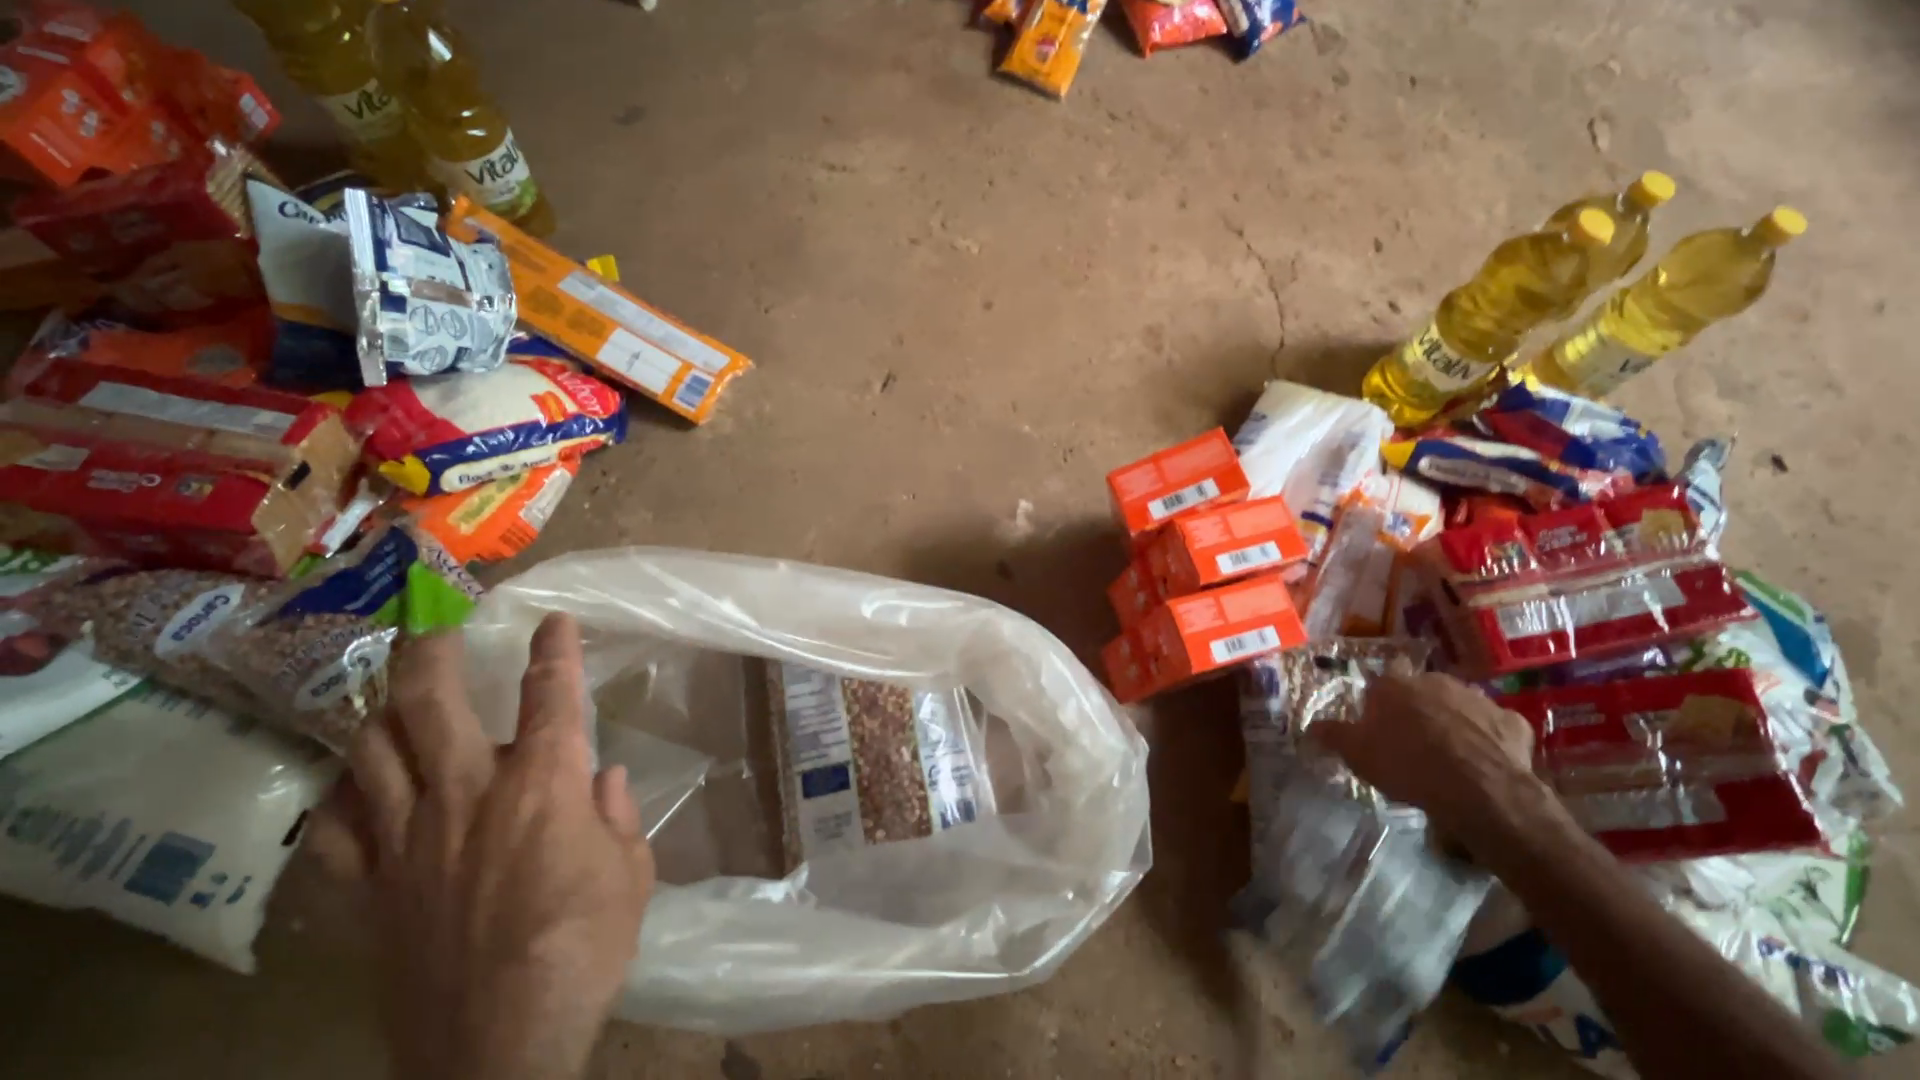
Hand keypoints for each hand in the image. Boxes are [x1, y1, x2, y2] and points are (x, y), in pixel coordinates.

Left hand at [304, 613, 655, 1079]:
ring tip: (393, 699)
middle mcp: (467, 792)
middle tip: (436, 624)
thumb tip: (606, 779)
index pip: (551, 694)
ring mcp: (408, 837)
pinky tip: (355, 791)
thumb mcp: (631, 876)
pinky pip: (335, 829)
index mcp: (543, 784)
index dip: (555, 649)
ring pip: (372, 749)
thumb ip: (618, 818)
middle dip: (432, 648)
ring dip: (382, 713)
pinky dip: (343, 800)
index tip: (554, 621)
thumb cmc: (585, 947)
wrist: (501, 1037)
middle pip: (431, 699)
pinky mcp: (370, 886)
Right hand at [1312, 664, 1561, 849]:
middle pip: (1423, 690)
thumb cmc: (1406, 764)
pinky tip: (1483, 762)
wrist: (1477, 789)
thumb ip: (1333, 736)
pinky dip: (1488, 739)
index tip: (1380, 723)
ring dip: (1453, 722)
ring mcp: (1478, 699)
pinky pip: (1494, 727)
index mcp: (1395, 685)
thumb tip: (1311, 726)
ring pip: (1460, 706)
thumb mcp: (1357, 754)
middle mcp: (1436, 681)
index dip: (1381, 700)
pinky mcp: (1512, 722)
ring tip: (1449, 755)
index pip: (1384, 677)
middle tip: (1413, 742)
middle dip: (1419, 709)